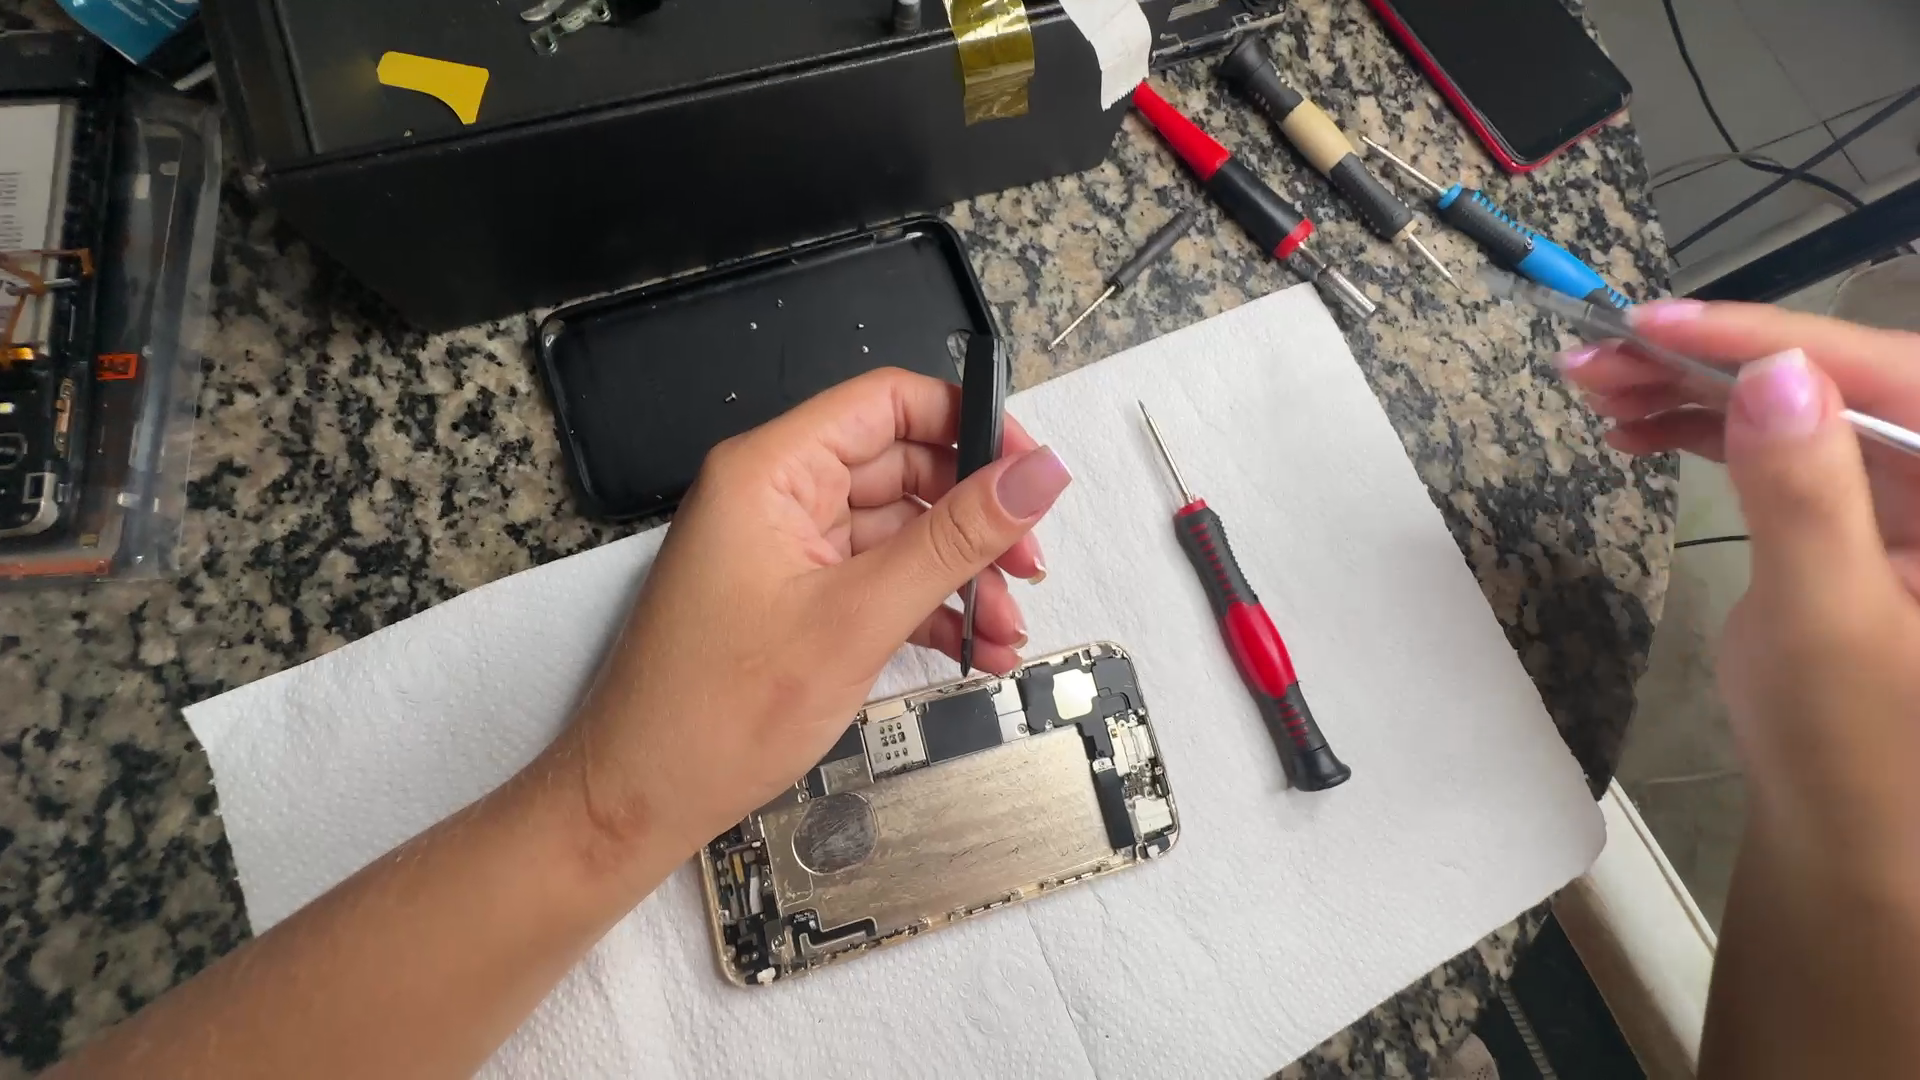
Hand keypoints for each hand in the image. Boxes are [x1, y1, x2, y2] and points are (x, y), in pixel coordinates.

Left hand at [550, 368, 1073, 856]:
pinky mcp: (800, 596)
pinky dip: (930, 609)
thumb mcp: (858, 616)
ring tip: (1005, 629)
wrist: (641, 804)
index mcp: (774, 470)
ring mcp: (791, 548)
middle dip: (974, 521)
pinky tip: (973, 648)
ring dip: (961, 576)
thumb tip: (1039, 474)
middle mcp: (781, 495)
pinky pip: (881, 579)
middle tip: (1029, 567)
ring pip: (901, 533)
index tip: (1028, 471)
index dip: (967, 423)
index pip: (888, 403)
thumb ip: (955, 539)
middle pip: (904, 471)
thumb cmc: (720, 712)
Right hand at [1559, 300, 1919, 860]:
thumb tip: (1771, 376)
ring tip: (1596, 391)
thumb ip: (1804, 494)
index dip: (1770, 339)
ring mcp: (1915, 496)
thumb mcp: (1825, 619)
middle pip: (1844, 382)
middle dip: (1713, 362)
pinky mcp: (1862, 515)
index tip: (1652, 323)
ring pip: (1802, 409)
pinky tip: (1636, 432)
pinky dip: (1704, 434)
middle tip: (1598, 359)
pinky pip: (1783, 449)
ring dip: (1693, 393)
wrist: (1857, 821)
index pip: (1898, 379)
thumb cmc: (1856, 742)